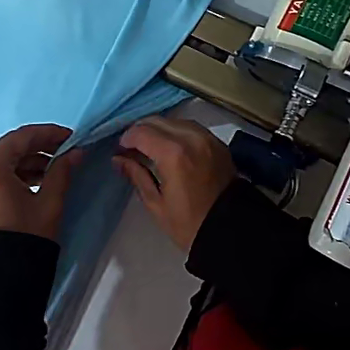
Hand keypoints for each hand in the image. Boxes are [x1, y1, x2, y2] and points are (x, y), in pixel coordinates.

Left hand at [0, 123, 84, 239]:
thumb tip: (75, 153)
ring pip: (2, 161)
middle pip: (11, 147)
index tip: (71, 137)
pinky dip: (15, 173)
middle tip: (66, 151)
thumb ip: (62, 171)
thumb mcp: (49, 203)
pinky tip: (37, 181)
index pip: (23, 137)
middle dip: (40, 148)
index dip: (50, 134)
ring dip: (29, 161)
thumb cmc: (23, 238)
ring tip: (55, 169)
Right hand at [114, 115, 234, 252]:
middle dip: (141, 131)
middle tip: (132, 149)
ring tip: (151, 147)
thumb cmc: (189, 223)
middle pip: (158, 121)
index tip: (121, 151)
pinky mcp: (218, 142)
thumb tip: (118, 159)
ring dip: (159, 129)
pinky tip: (171, 146)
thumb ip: (137, 175)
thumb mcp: (156, 203)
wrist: (231, 229)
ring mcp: (207, 138)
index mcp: (173, 154)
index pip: (141, 132)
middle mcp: (191, 138)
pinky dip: (177, 131)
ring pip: (175, 121)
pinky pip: (192, 127)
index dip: (127, 139)